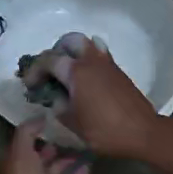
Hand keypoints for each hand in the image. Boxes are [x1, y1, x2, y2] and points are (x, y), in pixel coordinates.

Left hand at [0, 121, 88, 173]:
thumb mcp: (21, 149)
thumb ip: (28, 131)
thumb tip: (40, 115)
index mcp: (12, 164)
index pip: (21, 146)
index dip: (32, 134)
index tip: (48, 121)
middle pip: (38, 160)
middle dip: (50, 148)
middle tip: (67, 133)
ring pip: (53, 173)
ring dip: (66, 161)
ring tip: (82, 147)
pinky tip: (88, 165)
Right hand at [20, 34, 159, 157]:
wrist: (143, 132)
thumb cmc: (105, 130)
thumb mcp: (73, 123)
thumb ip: (59, 107)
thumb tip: (56, 99)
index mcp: (76, 71)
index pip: (48, 60)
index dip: (34, 70)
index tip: (29, 85)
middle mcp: (91, 60)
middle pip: (70, 40)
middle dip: (56, 51)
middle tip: (50, 70)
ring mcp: (107, 63)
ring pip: (87, 44)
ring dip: (73, 53)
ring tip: (67, 72)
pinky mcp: (118, 71)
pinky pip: (100, 55)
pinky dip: (89, 59)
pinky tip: (86, 77)